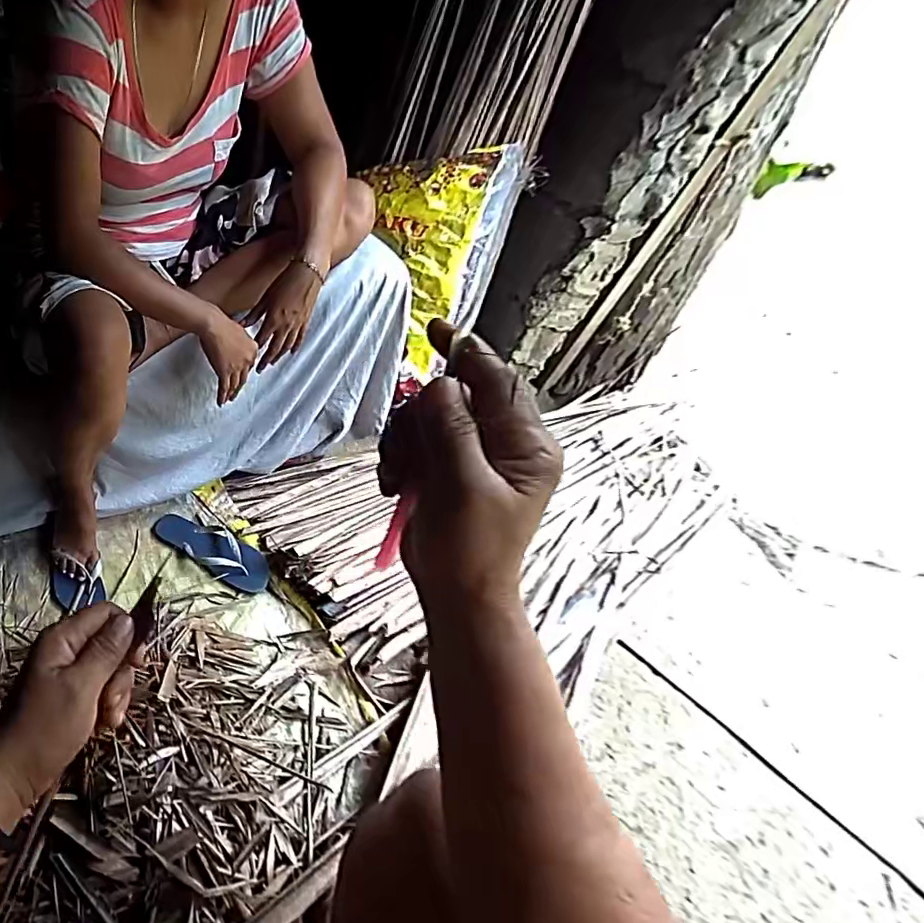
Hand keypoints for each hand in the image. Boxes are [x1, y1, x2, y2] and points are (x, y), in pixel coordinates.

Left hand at [0, 602, 145, 828]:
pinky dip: (107, 707)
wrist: (16, 774)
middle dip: (120, 673)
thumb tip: (129, 619)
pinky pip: (101, 691)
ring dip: (116, 695)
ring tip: (107, 718)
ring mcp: (68, 673)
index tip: (137, 662)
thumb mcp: (82, 687)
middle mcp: (65, 649)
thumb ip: (106, 651)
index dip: (127, 632)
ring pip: (110, 669)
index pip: (106, 613)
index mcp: (62, 637)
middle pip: (111, 643)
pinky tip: (103, 725)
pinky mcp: (72, 695)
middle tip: (112, 700)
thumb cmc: (46, 728)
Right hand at [197, 312, 258, 404]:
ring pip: (235, 385)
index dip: (244, 372)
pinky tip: (221, 402)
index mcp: (253, 349)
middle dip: (239, 387)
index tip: (241, 376)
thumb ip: (240, 340)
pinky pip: (224, 387)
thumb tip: (236, 342)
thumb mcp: (239, 330)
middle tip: (236, 392)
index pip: (250, 365)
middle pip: (244, 377)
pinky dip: (222, 396)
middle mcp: (247, 360)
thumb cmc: (223, 323)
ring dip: (232, 394)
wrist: (214, 325)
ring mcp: (237, 367)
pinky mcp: (225, 372)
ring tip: (228, 399)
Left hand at [245, 259, 321, 367]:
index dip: (255, 350)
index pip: (262, 341)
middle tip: (260, 369)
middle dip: (266, 359)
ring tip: (272, 363)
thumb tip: (242, 324)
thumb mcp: (265, 298)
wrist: (308, 273)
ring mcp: (297, 324)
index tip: (249, 356)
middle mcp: (285, 326)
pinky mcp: (306, 320)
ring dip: (279, 356)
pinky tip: (291, 352)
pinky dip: (295, 346)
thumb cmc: (284, 282)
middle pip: (274, 348)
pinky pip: (300, 338)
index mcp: (273, 320)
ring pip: (287, 346)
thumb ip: (254, 314)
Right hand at [378, 319, 561, 606]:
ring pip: (425, 422)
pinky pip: (413, 445)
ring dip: (403, 445)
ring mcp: (469, 458)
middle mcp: (501, 445)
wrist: (456, 592)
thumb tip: (441, 384)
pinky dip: (399, 461)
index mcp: (526, 445)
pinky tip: (398, 486)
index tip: (437, 330)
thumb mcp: (463, 486)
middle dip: (420, 422)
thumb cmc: (472, 548)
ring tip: (400, 478)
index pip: (498, 383)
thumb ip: (453, 431)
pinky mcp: (443, 471)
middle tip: (407, 454)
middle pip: (452, 401)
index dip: (468, 353)